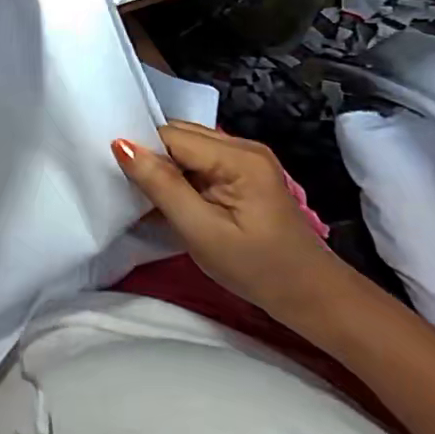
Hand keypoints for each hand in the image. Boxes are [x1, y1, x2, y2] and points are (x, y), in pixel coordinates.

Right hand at [112, 122, 347, 316]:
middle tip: (142, 197)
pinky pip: (200, 159)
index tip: (128, 184)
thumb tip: (121, 145)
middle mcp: (243, 145)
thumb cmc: (258, 270)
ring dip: (168, 170)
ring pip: (187, 146)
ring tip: (159, 202)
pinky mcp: (246, 170)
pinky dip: (183, 177)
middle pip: (178, 135)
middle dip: (155, 160)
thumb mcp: (202, 233)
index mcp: (238, 157)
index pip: (170, 136)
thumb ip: (161, 186)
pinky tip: (180, 202)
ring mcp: (247, 156)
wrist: (314, 298)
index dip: (145, 155)